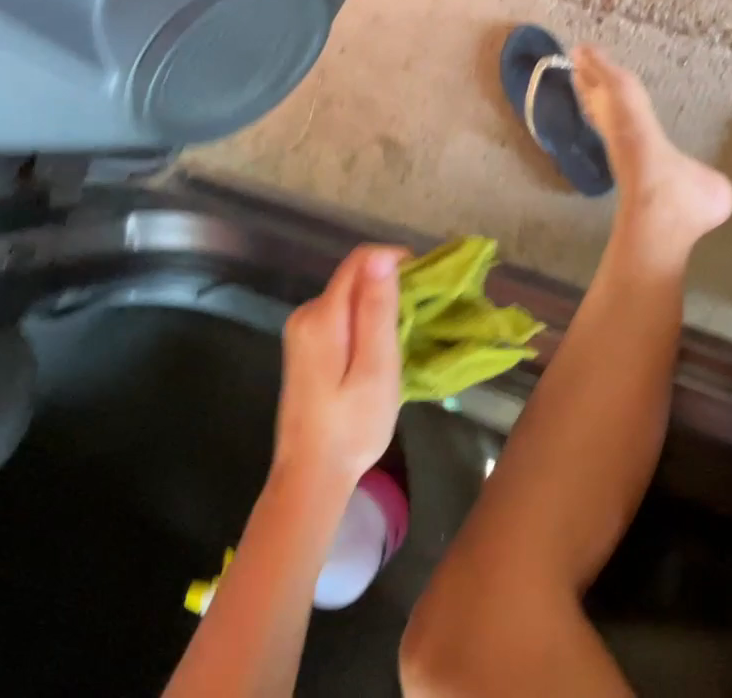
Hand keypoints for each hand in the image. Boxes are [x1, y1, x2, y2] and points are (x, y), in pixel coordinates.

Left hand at [273, 244, 406, 487]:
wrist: (312, 474)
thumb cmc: (352, 425)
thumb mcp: (376, 368)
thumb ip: (377, 311)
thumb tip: (382, 257)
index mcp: (322, 316)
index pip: (361, 261)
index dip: (396, 260)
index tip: (428, 284)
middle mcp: (306, 314)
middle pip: (355, 278)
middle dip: (391, 285)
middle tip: (425, 317)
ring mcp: (303, 332)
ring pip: (350, 298)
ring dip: (381, 305)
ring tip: (410, 335)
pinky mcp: (307, 348)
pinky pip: (343, 317)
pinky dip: (367, 322)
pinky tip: (384, 350)